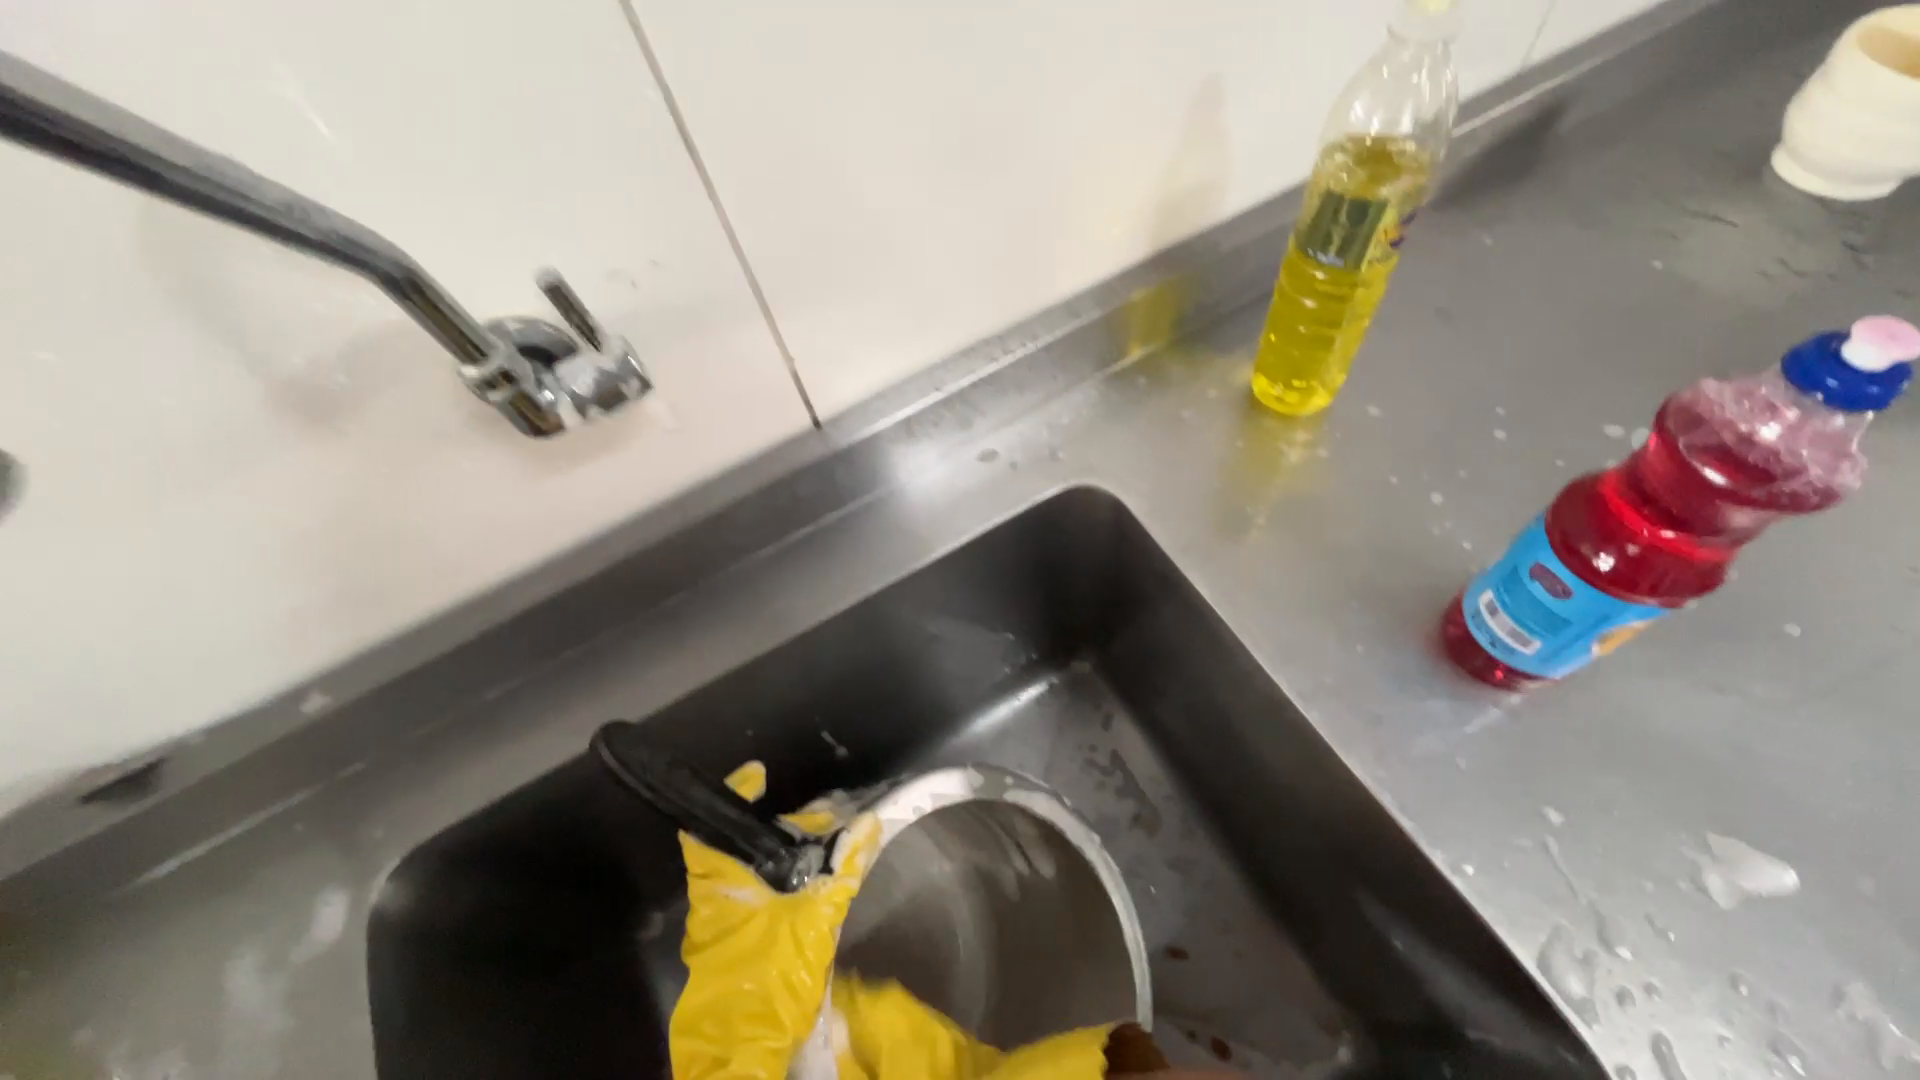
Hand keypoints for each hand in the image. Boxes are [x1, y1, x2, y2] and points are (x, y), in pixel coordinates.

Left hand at [669, 761, 881, 1079]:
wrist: (745, 1051)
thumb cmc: (771, 977)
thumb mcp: (816, 921)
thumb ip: (843, 870)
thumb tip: (869, 824)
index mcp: (720, 884)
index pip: (708, 827)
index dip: (733, 794)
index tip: (760, 774)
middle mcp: (712, 898)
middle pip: (739, 845)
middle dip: (778, 825)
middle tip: (821, 815)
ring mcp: (719, 923)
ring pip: (749, 871)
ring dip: (782, 853)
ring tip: (826, 839)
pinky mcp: (732, 944)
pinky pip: (753, 895)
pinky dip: (779, 879)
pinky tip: (812, 878)